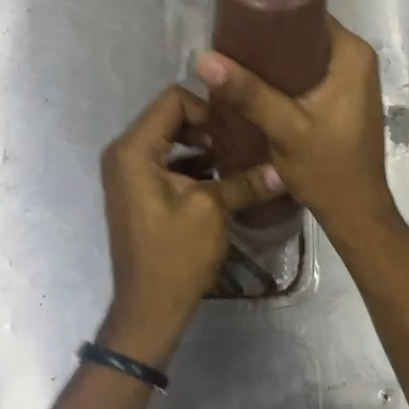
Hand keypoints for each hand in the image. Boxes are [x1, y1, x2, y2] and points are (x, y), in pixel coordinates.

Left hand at [97, 86, 280, 365]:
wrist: (148, 309)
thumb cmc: (175, 255)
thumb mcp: (212, 211)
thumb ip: (244, 181)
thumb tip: (283, 168)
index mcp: (134, 149)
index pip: (173, 99)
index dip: (207, 108)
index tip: (237, 128)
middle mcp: (124, 153)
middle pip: (171, 116)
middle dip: (208, 126)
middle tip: (243, 140)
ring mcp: (129, 173)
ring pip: (171, 139)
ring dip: (204, 145)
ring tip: (239, 157)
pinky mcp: (139, 190)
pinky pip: (167, 161)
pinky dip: (193, 163)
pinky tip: (225, 177)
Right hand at [195, 18, 398, 241]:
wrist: (355, 212)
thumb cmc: (327, 168)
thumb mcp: (284, 128)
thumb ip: (248, 93)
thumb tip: (203, 58)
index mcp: (352, 54)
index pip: (309, 11)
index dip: (273, 10)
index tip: (237, 18)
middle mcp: (357, 58)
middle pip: (305, 31)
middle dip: (269, 35)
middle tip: (229, 41)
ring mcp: (353, 77)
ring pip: (306, 52)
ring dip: (275, 56)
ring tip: (236, 58)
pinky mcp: (344, 95)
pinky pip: (310, 70)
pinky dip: (286, 73)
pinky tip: (256, 81)